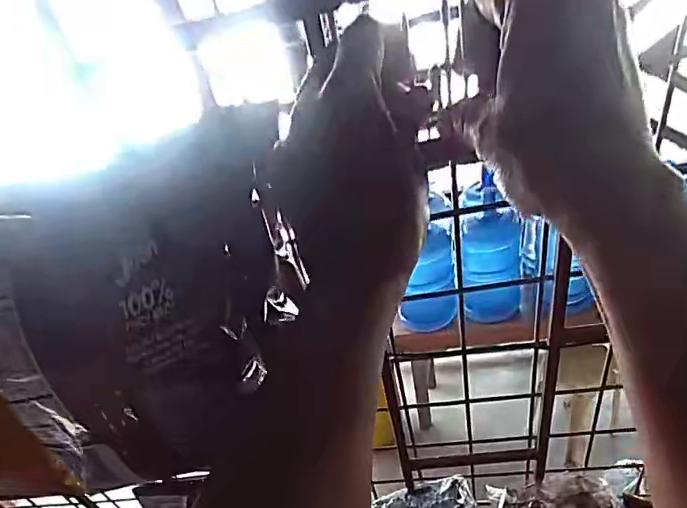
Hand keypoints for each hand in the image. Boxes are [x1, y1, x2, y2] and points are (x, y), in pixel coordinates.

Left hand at [269, 16, 427, 300]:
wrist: (339, 293)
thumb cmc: (386, 235)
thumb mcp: (413, 168)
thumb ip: (403, 121)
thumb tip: (402, 103)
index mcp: (346, 97)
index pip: (363, 36)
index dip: (389, 51)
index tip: (405, 79)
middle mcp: (304, 114)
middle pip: (330, 67)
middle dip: (363, 79)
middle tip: (392, 111)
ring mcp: (283, 150)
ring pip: (312, 109)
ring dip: (342, 116)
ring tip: (372, 149)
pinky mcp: (272, 184)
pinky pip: (300, 149)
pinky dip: (323, 151)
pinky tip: (346, 178)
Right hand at [452, 0, 681, 228]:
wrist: (607, 185)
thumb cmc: (545, 150)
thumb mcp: (486, 131)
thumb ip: (467, 110)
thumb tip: (456, 115)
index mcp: (538, 1)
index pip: (483, 1)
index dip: (468, 38)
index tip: (465, 76)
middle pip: (516, 11)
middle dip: (496, 48)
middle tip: (484, 95)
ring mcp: (608, 18)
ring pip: (546, 32)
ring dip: (520, 65)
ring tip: (510, 113)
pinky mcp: (622, 50)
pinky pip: (572, 49)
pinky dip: (549, 74)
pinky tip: (539, 117)